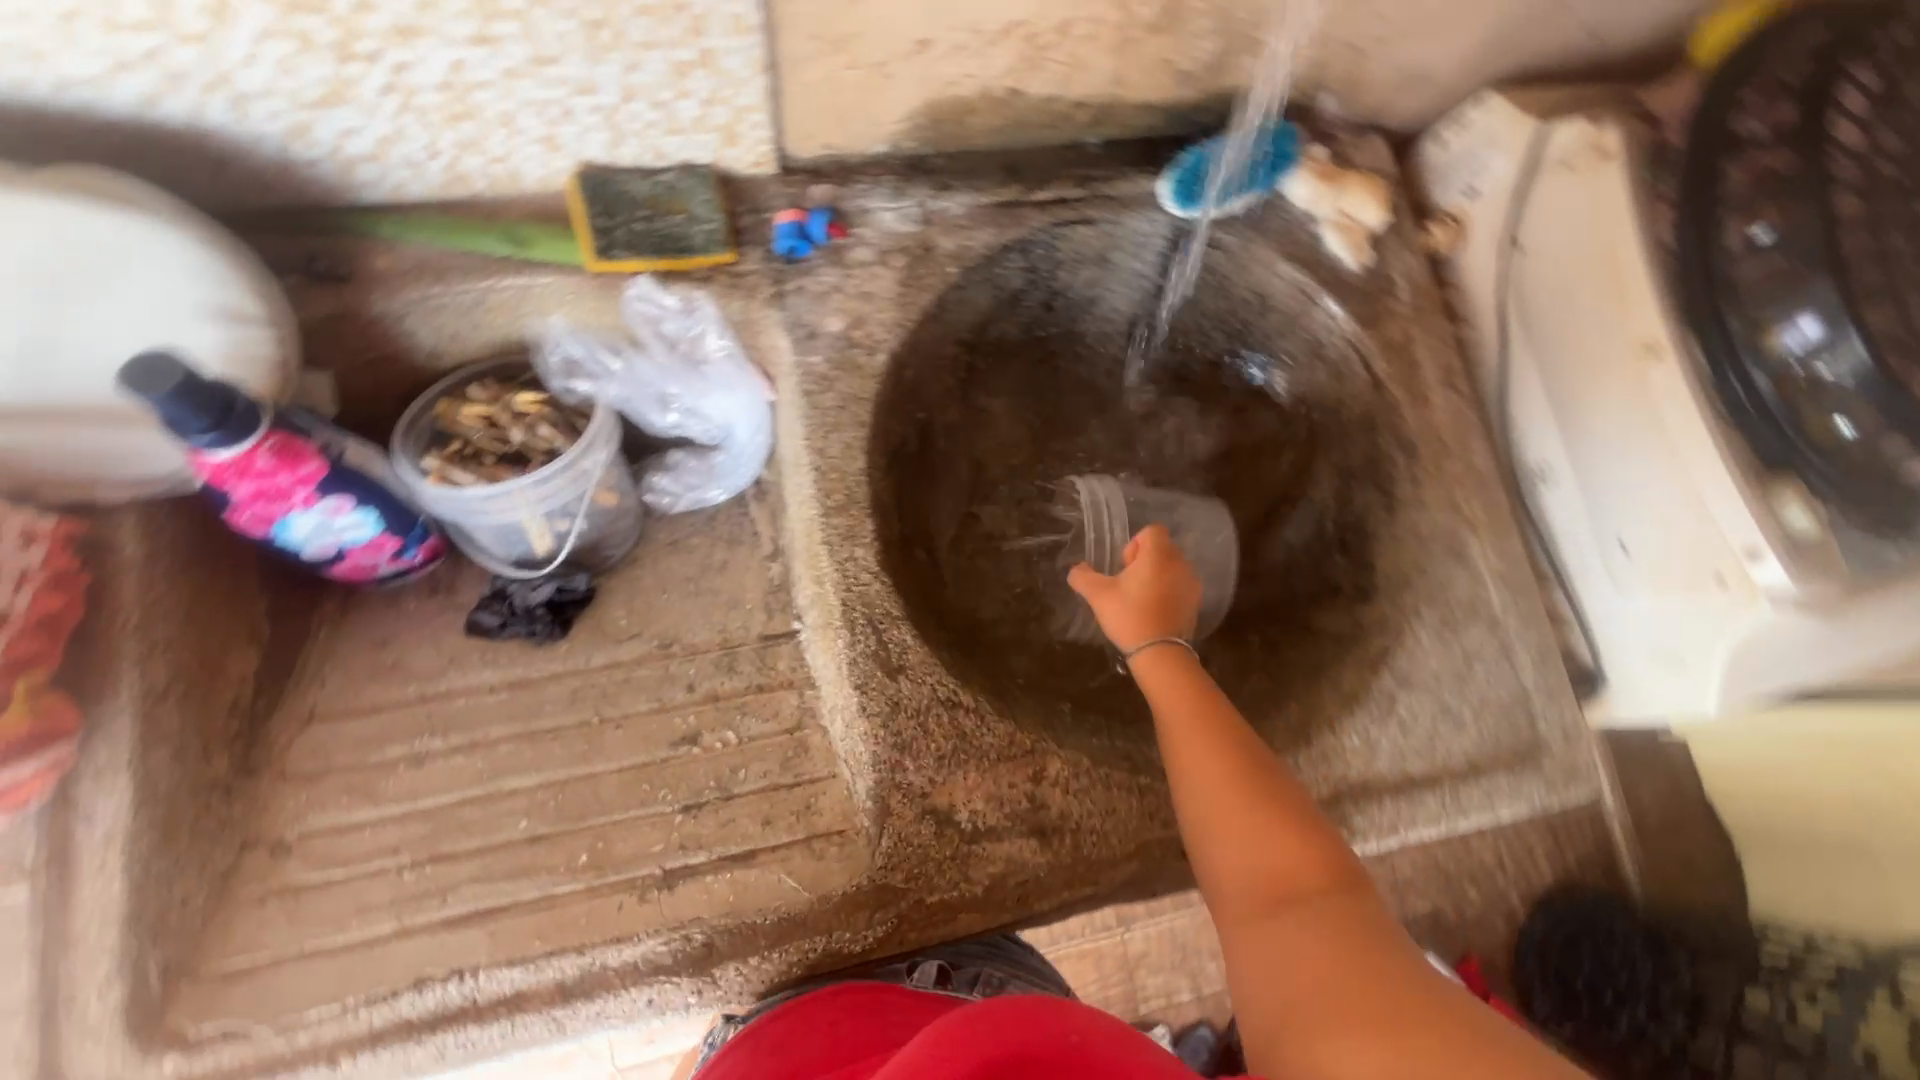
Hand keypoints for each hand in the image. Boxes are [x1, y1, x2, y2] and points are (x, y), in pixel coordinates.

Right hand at [1067, 524, 1203, 651]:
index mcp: (1159, 554)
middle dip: (1145, 561)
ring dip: (1157, 576)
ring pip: (1172, 567)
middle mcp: (1180, 563)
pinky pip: (1180, 585)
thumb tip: (1076, 569)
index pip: (1152, 531)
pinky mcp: (1196, 601)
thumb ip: (1083, 577)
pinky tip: (1155, 611)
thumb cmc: (1129, 616)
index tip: (1125, 567)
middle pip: (1163, 548)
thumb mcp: (1098, 595)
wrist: (1160, 652)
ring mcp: (1192, 582)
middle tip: (1129, 584)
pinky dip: (1168, 592)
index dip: (1135, 544)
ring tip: (1142, 599)